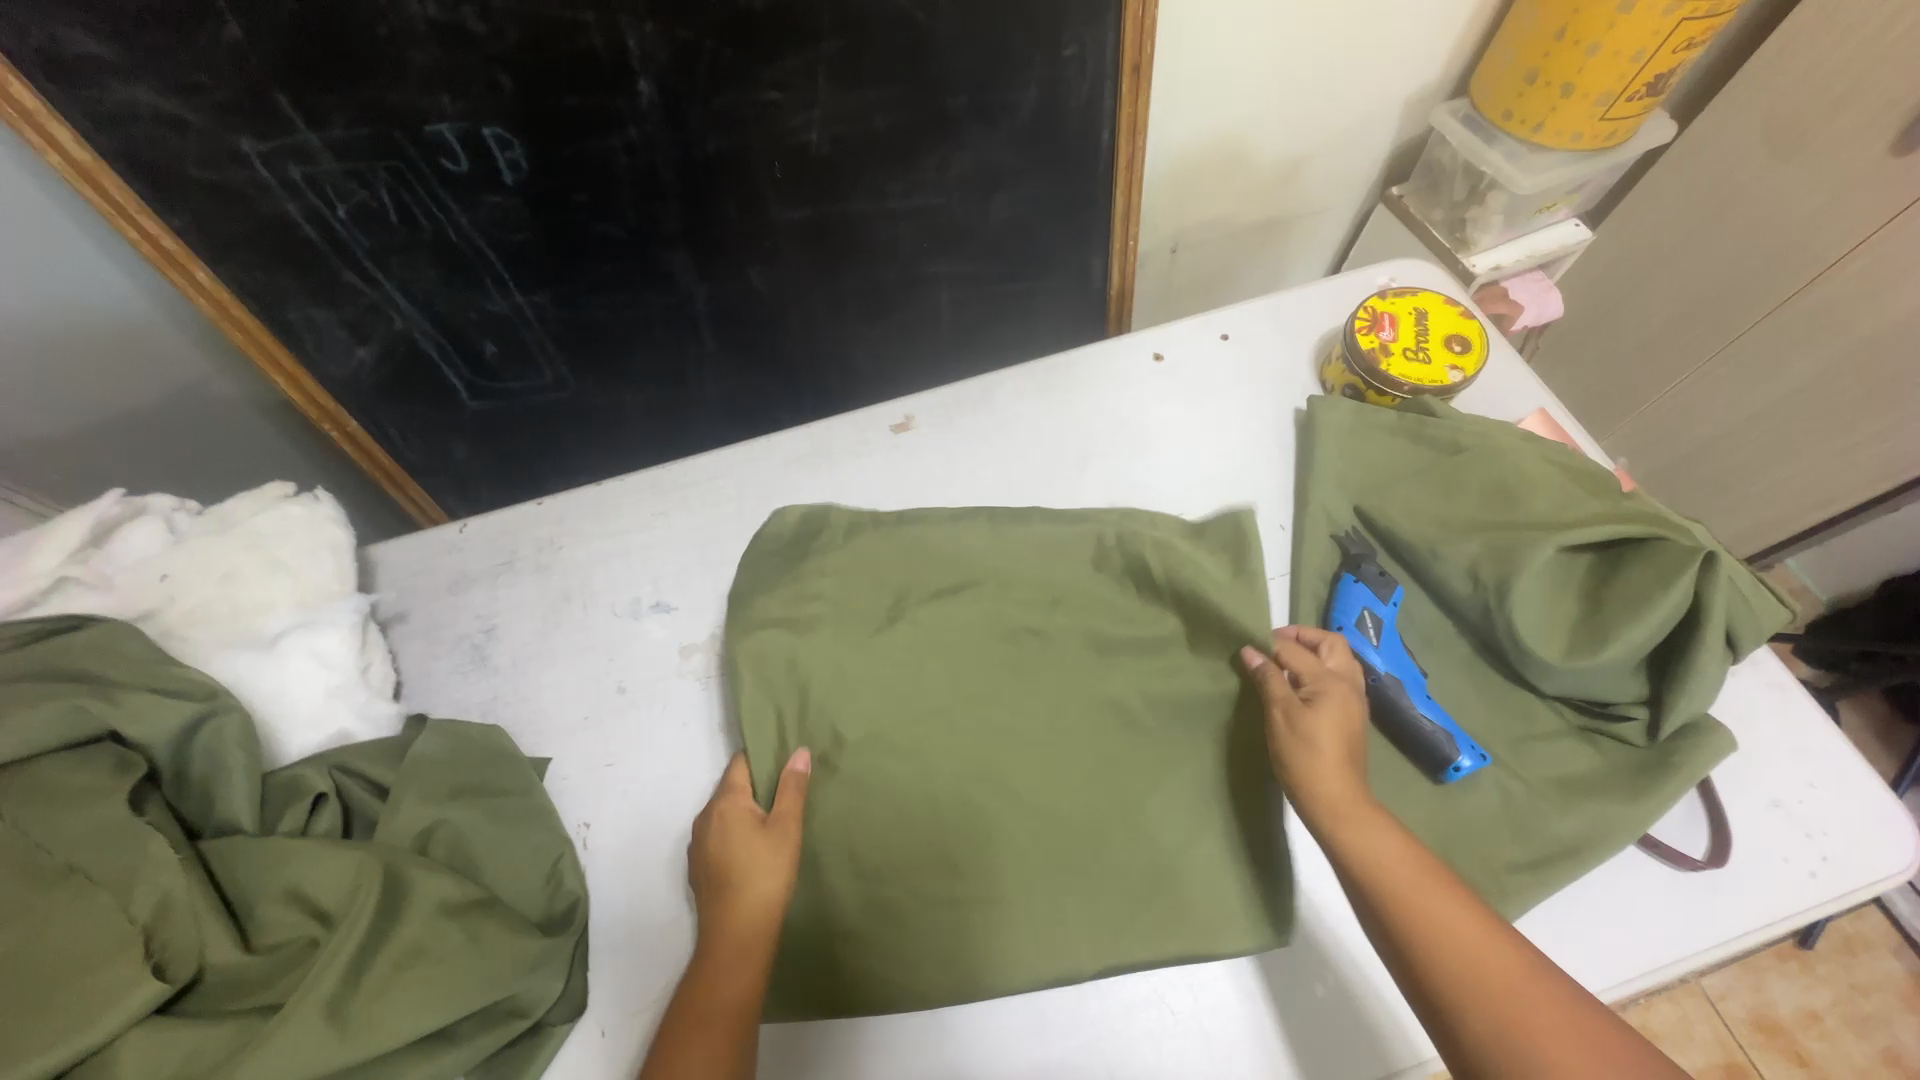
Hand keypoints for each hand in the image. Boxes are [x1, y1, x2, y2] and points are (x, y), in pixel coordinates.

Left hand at [688, 749, 812, 953]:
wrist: (737, 935)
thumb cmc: (766, 875)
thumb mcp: (787, 827)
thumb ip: (792, 787)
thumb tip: (799, 752)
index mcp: (725, 801)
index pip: (740, 762)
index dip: (763, 755)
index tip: (786, 759)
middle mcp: (705, 816)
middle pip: (731, 787)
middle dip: (757, 784)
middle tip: (788, 790)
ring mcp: (698, 843)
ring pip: (724, 813)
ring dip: (746, 811)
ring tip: (775, 820)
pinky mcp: (698, 866)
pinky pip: (718, 835)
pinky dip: (736, 833)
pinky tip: (755, 850)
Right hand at [1239, 626, 1373, 824]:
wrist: (1335, 800)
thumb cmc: (1303, 757)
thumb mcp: (1279, 714)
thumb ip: (1268, 679)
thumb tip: (1250, 651)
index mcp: (1331, 681)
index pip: (1296, 650)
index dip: (1269, 646)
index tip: (1246, 649)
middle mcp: (1348, 684)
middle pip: (1332, 644)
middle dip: (1304, 637)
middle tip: (1274, 643)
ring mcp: (1355, 700)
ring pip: (1340, 660)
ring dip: (1316, 652)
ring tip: (1287, 661)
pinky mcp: (1353, 715)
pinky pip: (1341, 678)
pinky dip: (1322, 669)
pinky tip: (1301, 684)